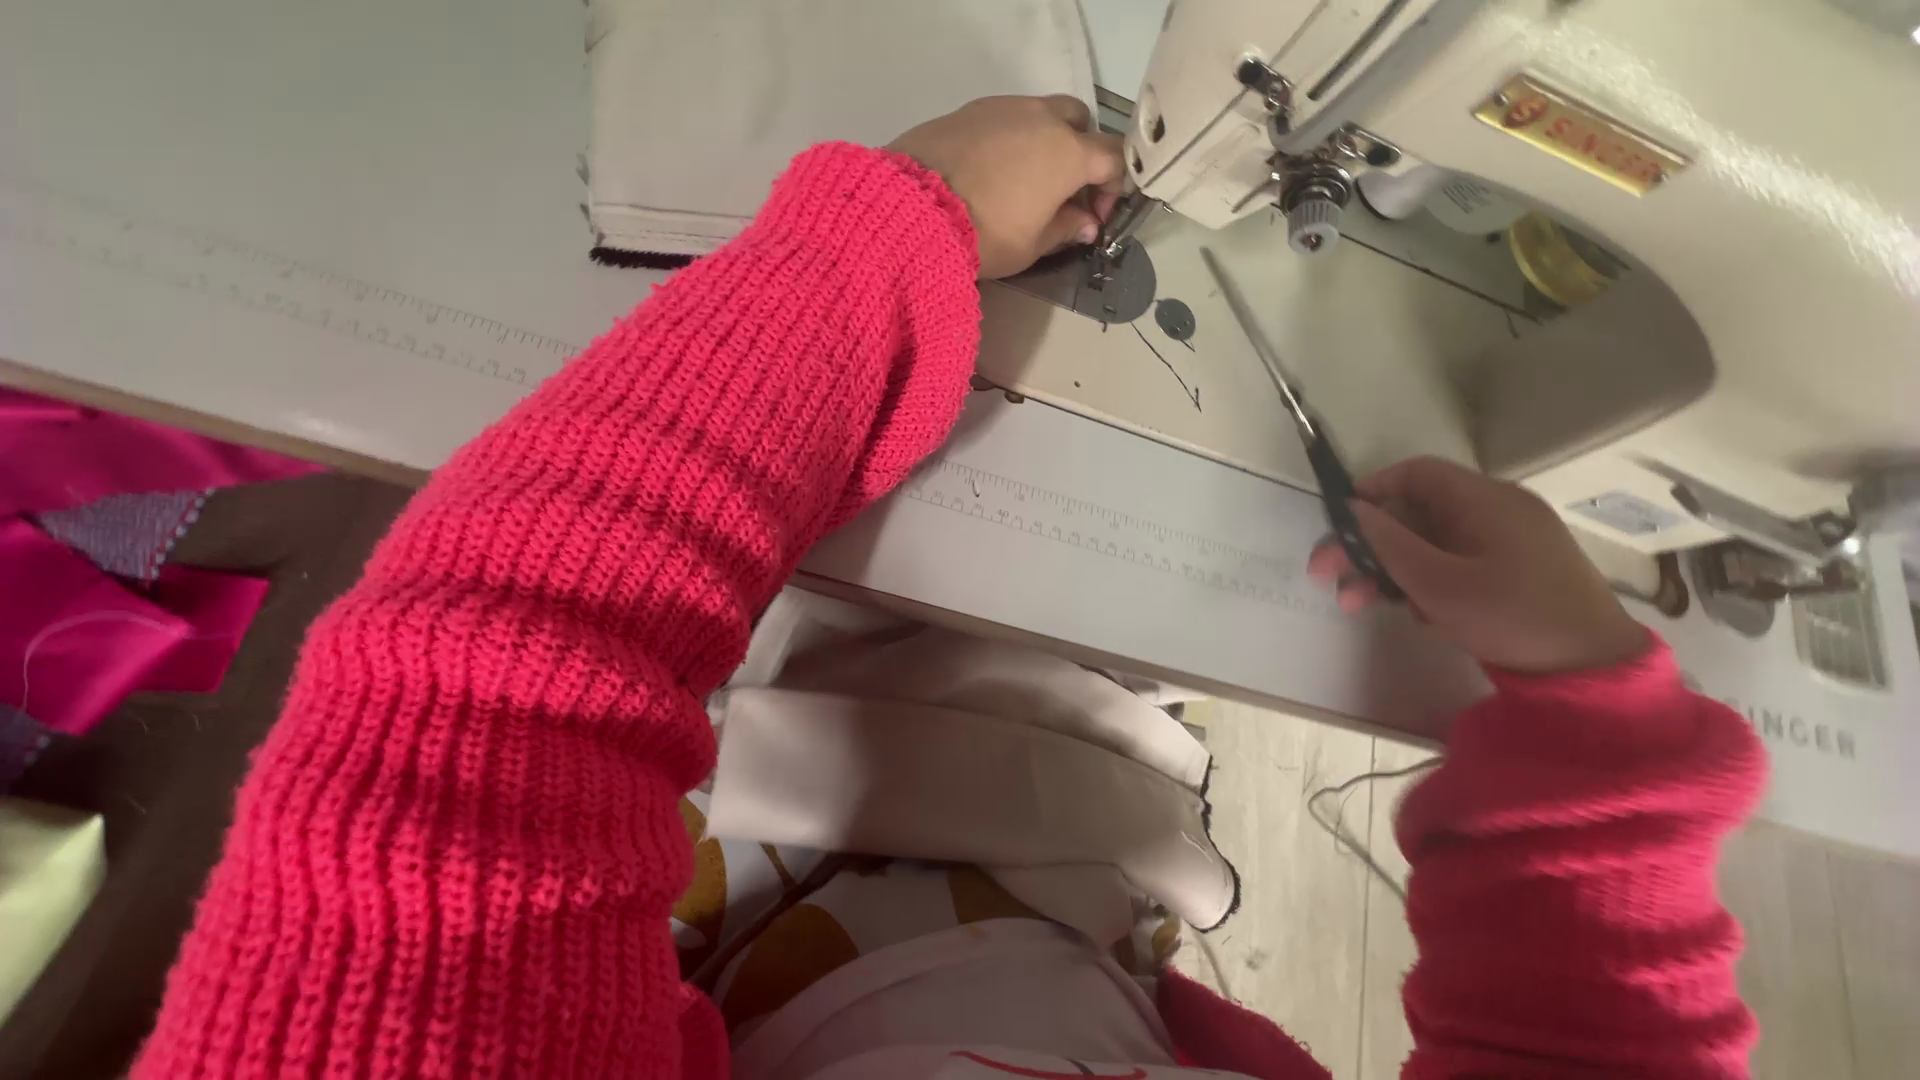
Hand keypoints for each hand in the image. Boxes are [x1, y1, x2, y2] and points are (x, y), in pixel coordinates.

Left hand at [890, 95, 1124, 279]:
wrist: (915, 209)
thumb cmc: (986, 234)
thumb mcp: (1031, 245)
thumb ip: (1066, 228)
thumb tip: (1086, 222)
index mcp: (1068, 153)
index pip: (1112, 158)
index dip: (1113, 188)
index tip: (1095, 217)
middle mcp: (1042, 119)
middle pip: (1079, 123)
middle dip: (1081, 153)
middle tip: (1063, 190)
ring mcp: (1004, 107)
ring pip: (1040, 114)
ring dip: (1044, 142)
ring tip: (1024, 181)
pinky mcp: (970, 109)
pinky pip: (1005, 118)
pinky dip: (1010, 139)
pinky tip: (991, 171)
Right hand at [1307, 456, 1646, 673]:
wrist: (1589, 669)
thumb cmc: (1510, 615)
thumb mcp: (1437, 582)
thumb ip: (1388, 542)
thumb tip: (1354, 509)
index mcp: (1485, 500)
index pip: (1416, 473)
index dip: (1371, 490)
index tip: (1337, 521)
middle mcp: (1497, 510)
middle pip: (1416, 513)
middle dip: (1368, 544)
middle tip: (1327, 575)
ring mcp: (1508, 542)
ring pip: (1431, 543)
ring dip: (1389, 569)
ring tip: (1355, 603)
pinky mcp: (1514, 571)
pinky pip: (1455, 562)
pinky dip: (1425, 581)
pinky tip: (1412, 613)